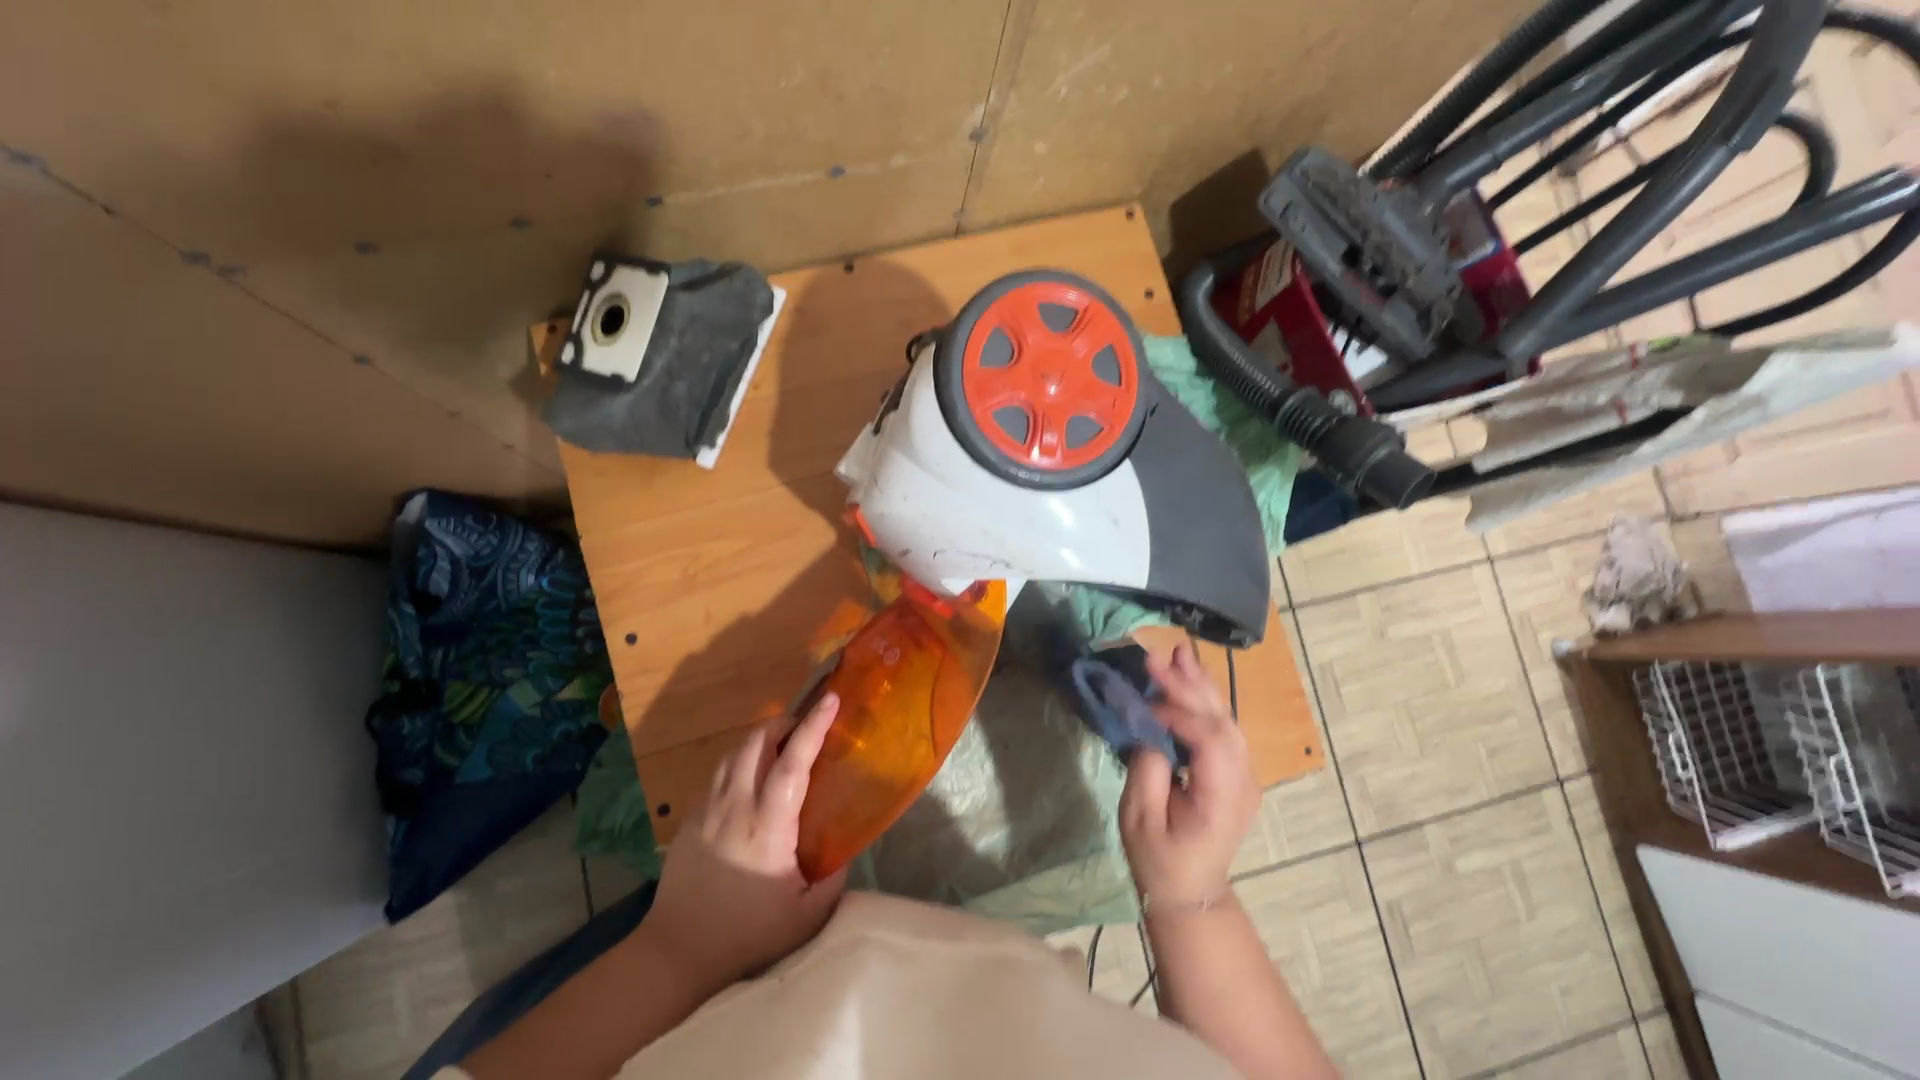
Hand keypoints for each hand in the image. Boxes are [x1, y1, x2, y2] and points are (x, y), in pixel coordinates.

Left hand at [641, 693, 848, 990]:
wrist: (678, 950)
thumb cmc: (747, 934)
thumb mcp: (806, 915)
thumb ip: (834, 877)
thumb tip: (846, 849)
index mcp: (768, 825)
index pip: (794, 762)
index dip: (814, 726)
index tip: (831, 700)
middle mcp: (736, 805)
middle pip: (757, 742)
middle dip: (784, 722)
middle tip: (807, 726)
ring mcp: (708, 808)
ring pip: (734, 753)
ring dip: (761, 739)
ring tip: (782, 745)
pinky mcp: (690, 818)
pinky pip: (719, 773)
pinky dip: (741, 761)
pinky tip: (751, 777)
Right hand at [1119, 644, 1260, 910]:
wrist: (1190, 890)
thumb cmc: (1160, 859)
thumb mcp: (1139, 820)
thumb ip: (1147, 772)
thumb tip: (1151, 734)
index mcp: (1223, 796)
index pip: (1210, 740)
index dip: (1179, 714)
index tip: (1145, 703)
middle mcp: (1243, 779)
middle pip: (1223, 721)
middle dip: (1191, 686)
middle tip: (1160, 655)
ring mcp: (1244, 774)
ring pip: (1227, 718)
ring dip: (1201, 685)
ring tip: (1178, 652)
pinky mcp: (1235, 770)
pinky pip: (1223, 727)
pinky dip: (1204, 700)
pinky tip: (1188, 677)